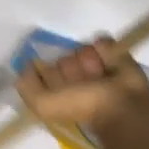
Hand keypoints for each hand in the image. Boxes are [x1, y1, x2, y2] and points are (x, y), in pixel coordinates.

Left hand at [16, 35, 148, 131]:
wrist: (121, 104)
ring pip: (83, 48)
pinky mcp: (113, 54)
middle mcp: (75, 76)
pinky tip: (110, 64)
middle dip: (74, 69)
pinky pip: (103, 42)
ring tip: (100, 76)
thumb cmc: (82, 106)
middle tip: (85, 83)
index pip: (47, 68)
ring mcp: (95, 63)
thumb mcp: (42, 104)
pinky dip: (106, 51)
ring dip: (91, 62)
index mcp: (58, 88)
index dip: (53, 76)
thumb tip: (30, 61)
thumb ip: (27, 85)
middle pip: (65, 57)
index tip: (62, 87)